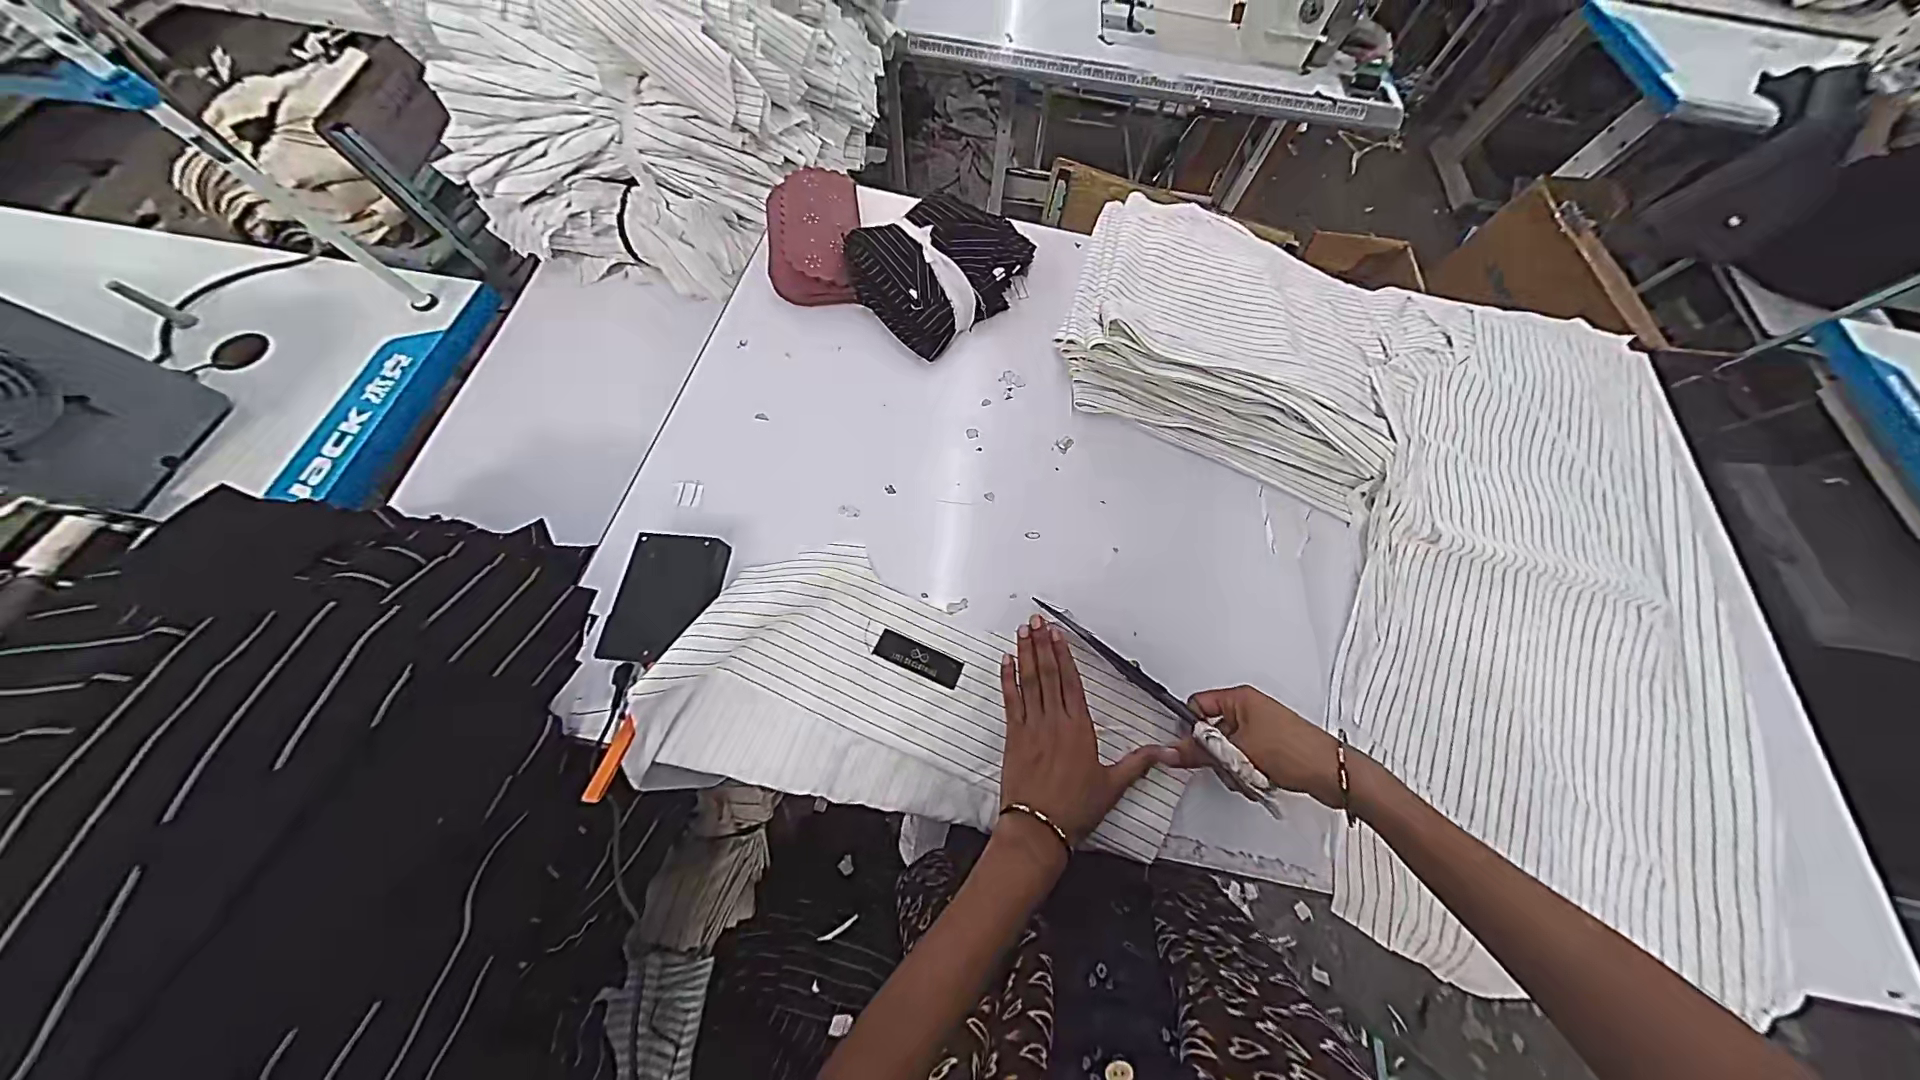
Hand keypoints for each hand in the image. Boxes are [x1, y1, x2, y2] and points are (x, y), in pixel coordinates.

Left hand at [998, 615, 1175, 848]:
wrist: (1039, 827)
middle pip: (1048, 673)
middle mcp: (1054, 722)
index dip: (1063, 654)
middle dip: (1042, 644)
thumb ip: (1138, 763)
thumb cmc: (1073, 808)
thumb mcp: (1113, 785)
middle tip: (1037, 621)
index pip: (1071, 681)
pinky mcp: (1014, 736)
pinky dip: (1007, 679)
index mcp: (1078, 729)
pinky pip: (1011, 700)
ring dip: (1025, 653)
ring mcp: (1031, 727)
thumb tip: (1162, 752)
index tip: (1058, 634)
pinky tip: (1006, 662)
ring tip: (1023, 632)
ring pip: (1029, 681)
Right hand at [1176, 685, 1343, 808]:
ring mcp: (1261, 729)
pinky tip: (1258, 779)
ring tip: (1247, 774)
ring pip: (1227, 749)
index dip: (1190, 728)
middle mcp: (1250, 709)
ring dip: (1232, 767)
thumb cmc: (1297, 751)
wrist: (1334, 774)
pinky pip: (1243, 759)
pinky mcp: (1269, 748)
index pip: (1197, 705)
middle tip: (1225, 763)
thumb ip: (1199, 752)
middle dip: (1216, 753)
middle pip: (1211, 731)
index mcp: (1240, 698)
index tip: (1190, 746)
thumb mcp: (1238, 752)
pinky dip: (1245, 772)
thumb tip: (1172, 751)